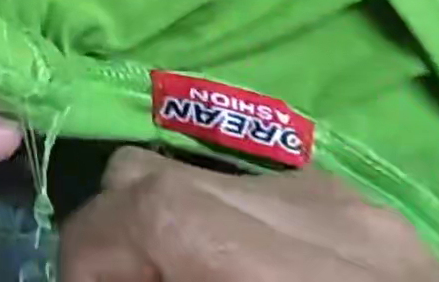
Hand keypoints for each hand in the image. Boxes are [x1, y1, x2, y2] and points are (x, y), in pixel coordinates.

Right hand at [61, 147, 438, 281]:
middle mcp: (331, 216)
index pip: (157, 209)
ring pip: (186, 166)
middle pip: (155, 173)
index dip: (92, 251)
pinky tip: (226, 276)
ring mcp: (344, 199)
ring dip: (156, 229)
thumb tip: (91, 273)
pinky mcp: (347, 199)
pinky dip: (206, 224)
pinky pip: (235, 182)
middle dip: (112, 240)